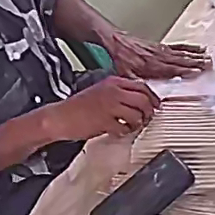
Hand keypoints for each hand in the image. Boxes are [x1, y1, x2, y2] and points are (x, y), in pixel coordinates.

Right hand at [41, 76, 159, 139]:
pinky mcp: (104, 121)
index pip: (142, 86)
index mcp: (113, 82)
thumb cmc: (79, 107)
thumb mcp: (101, 91)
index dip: (153, 97)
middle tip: (147, 118)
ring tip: (132, 126)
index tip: (156, 105)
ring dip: (138, 123)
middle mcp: (113, 91)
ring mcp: (109, 106)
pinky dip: (125, 132)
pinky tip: (120, 131)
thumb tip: (141, 99)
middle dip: (149, 111)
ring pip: (137, 114)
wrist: (58, 117)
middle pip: (144, 100)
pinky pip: (125, 128)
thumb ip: (120, 93)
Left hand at [103, 31, 209, 79]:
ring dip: (195, 55)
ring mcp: (159, 50)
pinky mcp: (159, 46)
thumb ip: (139, 86)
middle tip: (210, 64)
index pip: (172, 69)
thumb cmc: (117, 58)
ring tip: (208, 56)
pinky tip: (196, 48)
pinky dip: (188, 48)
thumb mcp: (124, 76)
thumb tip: (149, 96)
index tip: (199, 72)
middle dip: (197, 62)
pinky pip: (177, 47)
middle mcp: (157, 57)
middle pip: (181, 60)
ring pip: (181, 53)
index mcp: (151, 66)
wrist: (111, 41)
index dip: (186, 71)